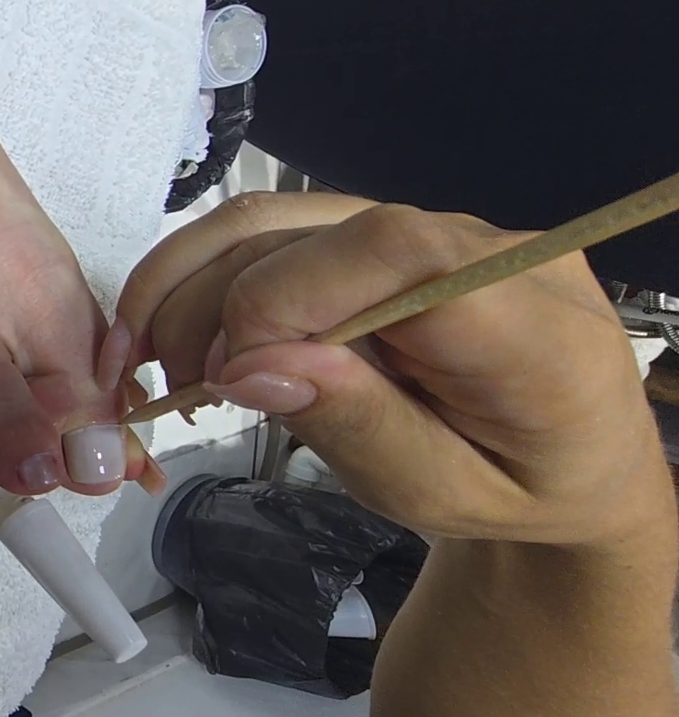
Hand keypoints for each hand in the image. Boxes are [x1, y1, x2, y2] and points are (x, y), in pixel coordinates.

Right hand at [111, 193, 670, 547]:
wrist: (556, 460)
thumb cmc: (510, 489)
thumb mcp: (440, 493)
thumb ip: (359, 427)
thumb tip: (249, 369)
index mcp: (528, 321)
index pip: (386, 254)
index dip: (281, 302)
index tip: (237, 380)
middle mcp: (472, 247)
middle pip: (292, 233)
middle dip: (204, 311)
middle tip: (180, 389)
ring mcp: (412, 229)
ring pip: (253, 222)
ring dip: (178, 288)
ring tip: (160, 359)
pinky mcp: (363, 234)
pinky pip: (253, 231)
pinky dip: (191, 276)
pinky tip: (176, 327)